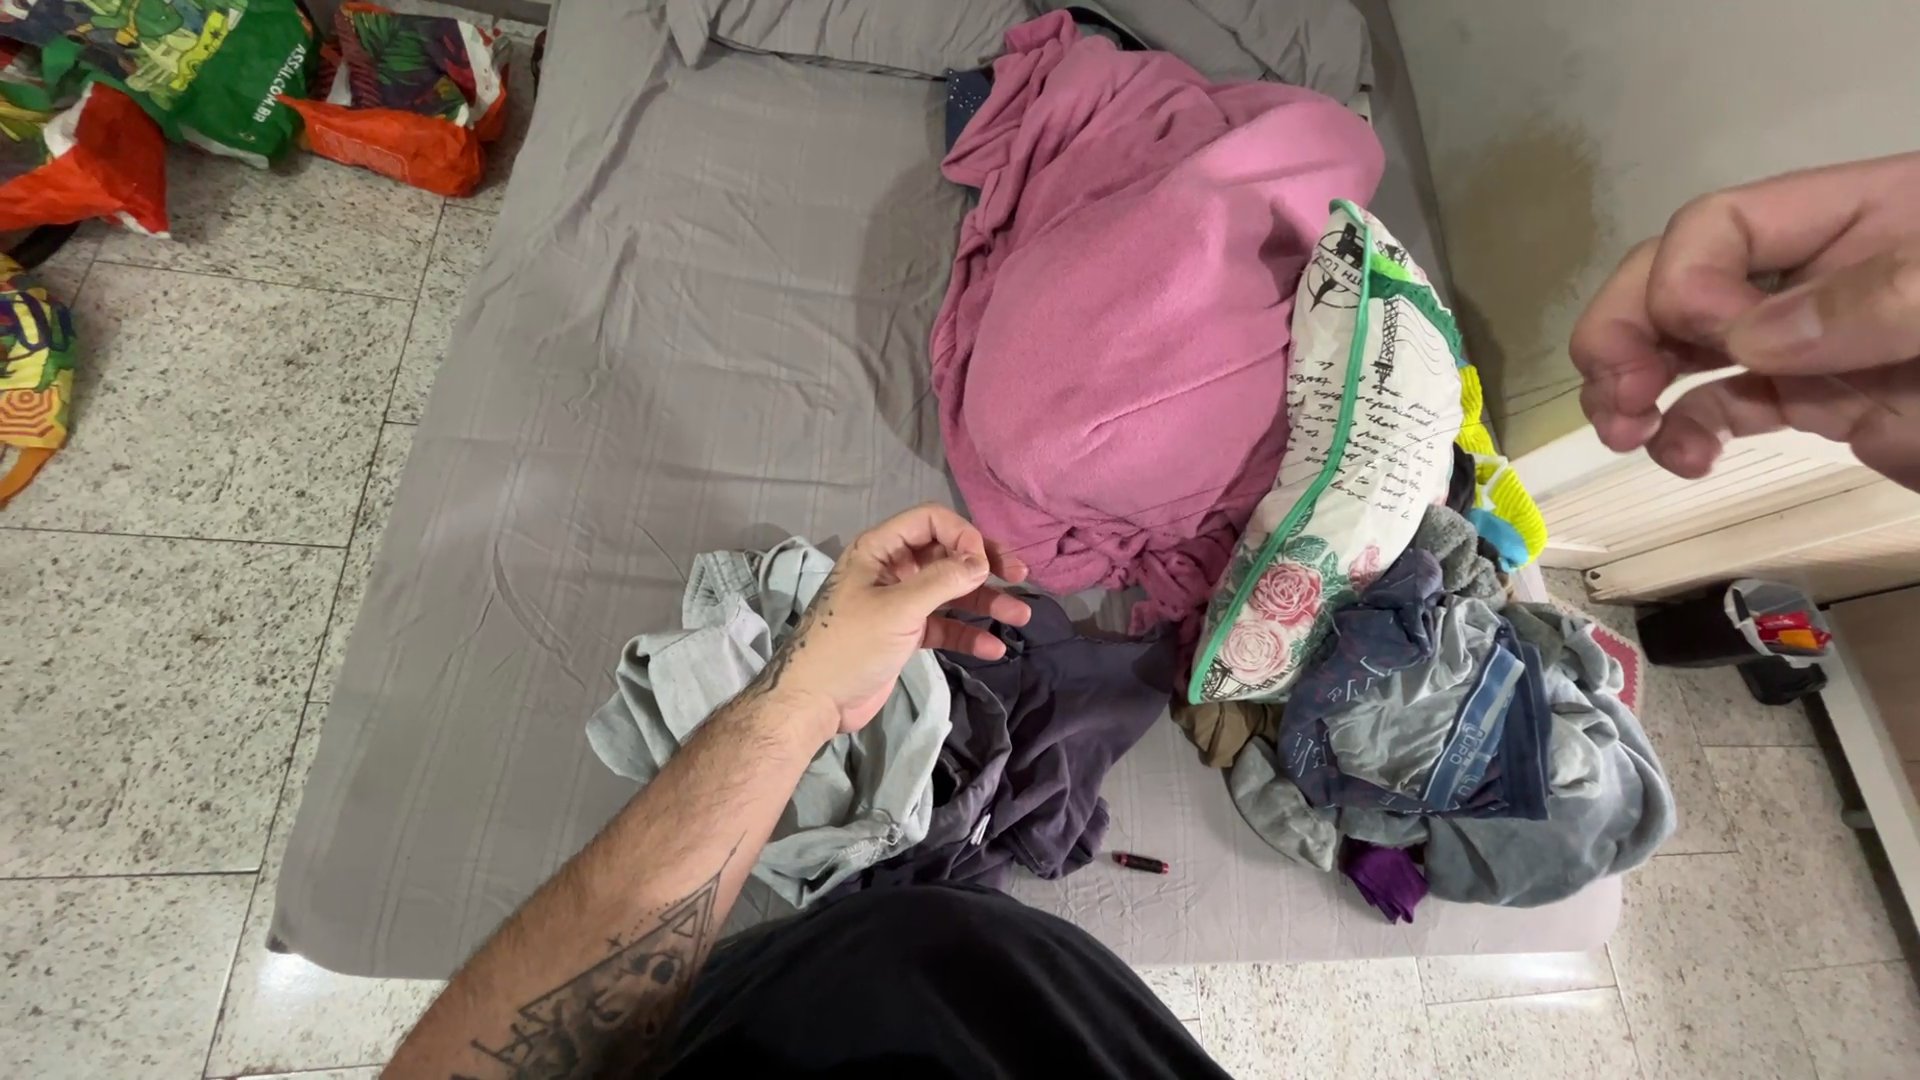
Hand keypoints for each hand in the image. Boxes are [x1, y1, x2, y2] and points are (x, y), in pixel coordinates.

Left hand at [749, 504, 1030, 737]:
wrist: (815, 701)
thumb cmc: (849, 646)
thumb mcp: (897, 608)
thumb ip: (941, 581)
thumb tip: (981, 560)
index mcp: (880, 550)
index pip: (930, 521)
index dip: (962, 534)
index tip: (985, 563)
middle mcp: (893, 569)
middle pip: (947, 554)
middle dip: (984, 565)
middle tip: (1020, 575)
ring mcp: (901, 602)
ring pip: (951, 592)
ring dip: (985, 601)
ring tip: (1021, 615)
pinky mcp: (906, 633)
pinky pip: (945, 625)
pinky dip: (967, 633)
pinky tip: (993, 648)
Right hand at [1570, 152, 1919, 490]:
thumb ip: (1892, 293)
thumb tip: (1750, 339)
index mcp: (1868, 218)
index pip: (1720, 227)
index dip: (1686, 281)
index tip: (1721, 341)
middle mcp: (1816, 276)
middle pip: (1669, 284)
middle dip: (1622, 332)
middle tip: (1618, 390)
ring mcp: (1809, 344)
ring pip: (1672, 349)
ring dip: (1626, 387)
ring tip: (1623, 430)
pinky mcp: (1811, 403)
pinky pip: (1712, 410)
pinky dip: (1679, 437)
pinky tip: (1683, 460)